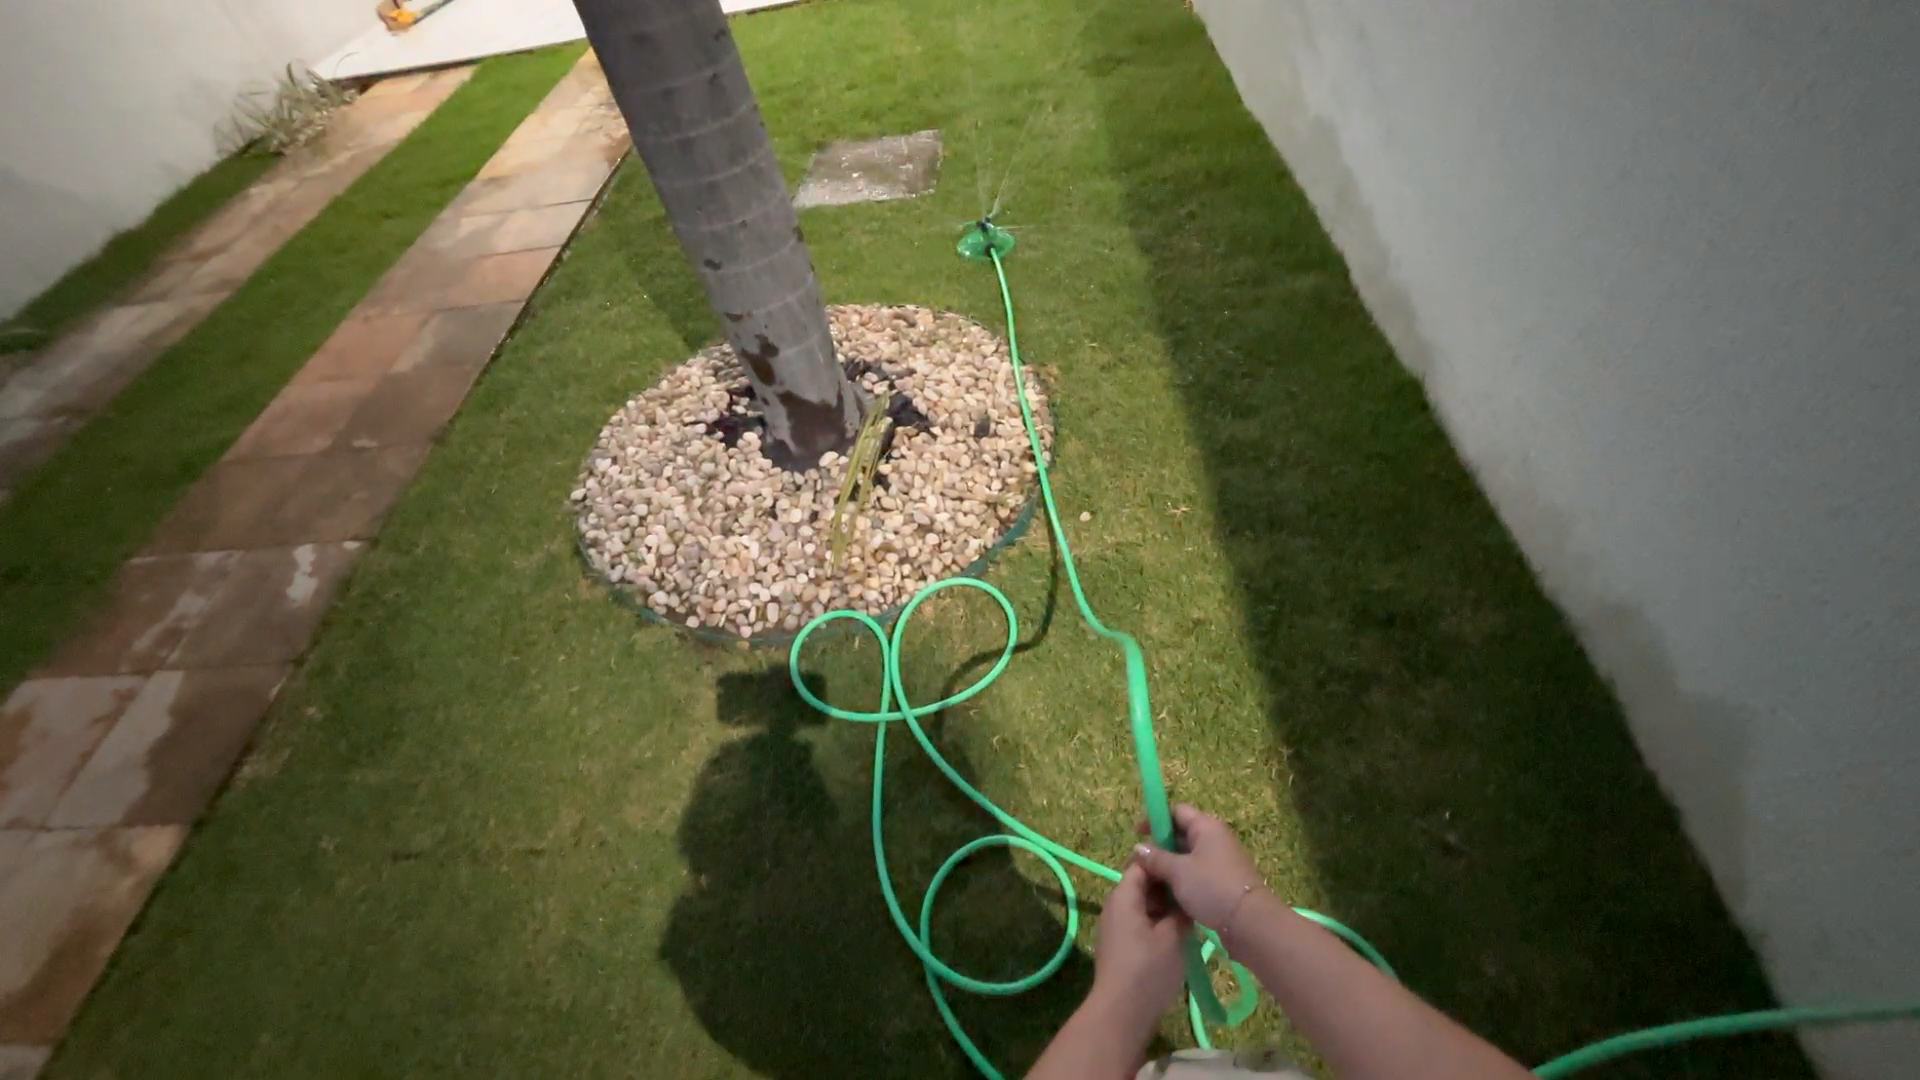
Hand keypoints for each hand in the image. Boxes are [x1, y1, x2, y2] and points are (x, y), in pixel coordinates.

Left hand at [1090, 863, 1192, 1035]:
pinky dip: (1158, 922)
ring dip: (1165, 907)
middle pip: (1142, 883)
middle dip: (1167, 886)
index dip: (1163, 860)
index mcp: (1124, 895)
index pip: (1142, 863)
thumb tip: (1186, 900)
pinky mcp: (1121, 944)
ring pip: (1143, 904)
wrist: (1121, 1012)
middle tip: (1195, 891)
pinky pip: (1141, 922)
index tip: (1188, 864)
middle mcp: (1116, 904)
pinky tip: (1179, 934)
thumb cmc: (1148, 970)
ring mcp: (1116, 925)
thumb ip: (1181, 912)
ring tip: (1192, 912)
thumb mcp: (1173, 937)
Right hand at [1132, 804, 1266, 928]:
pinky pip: (1198, 873)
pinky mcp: (1225, 881)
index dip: (1156, 819)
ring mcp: (1222, 861)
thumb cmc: (1212, 887)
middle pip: (1182, 834)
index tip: (1138, 834)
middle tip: (1142, 863)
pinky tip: (1171, 894)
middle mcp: (1216, 838)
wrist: (1251, 924)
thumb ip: (1156, 858)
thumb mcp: (1178, 871)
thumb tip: (1138, 848)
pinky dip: (1184, 880)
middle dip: (1160, 846)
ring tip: (1153, 881)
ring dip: (1170, 866)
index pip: (1176, 811)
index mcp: (1206, 826)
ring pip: (1189, 856)